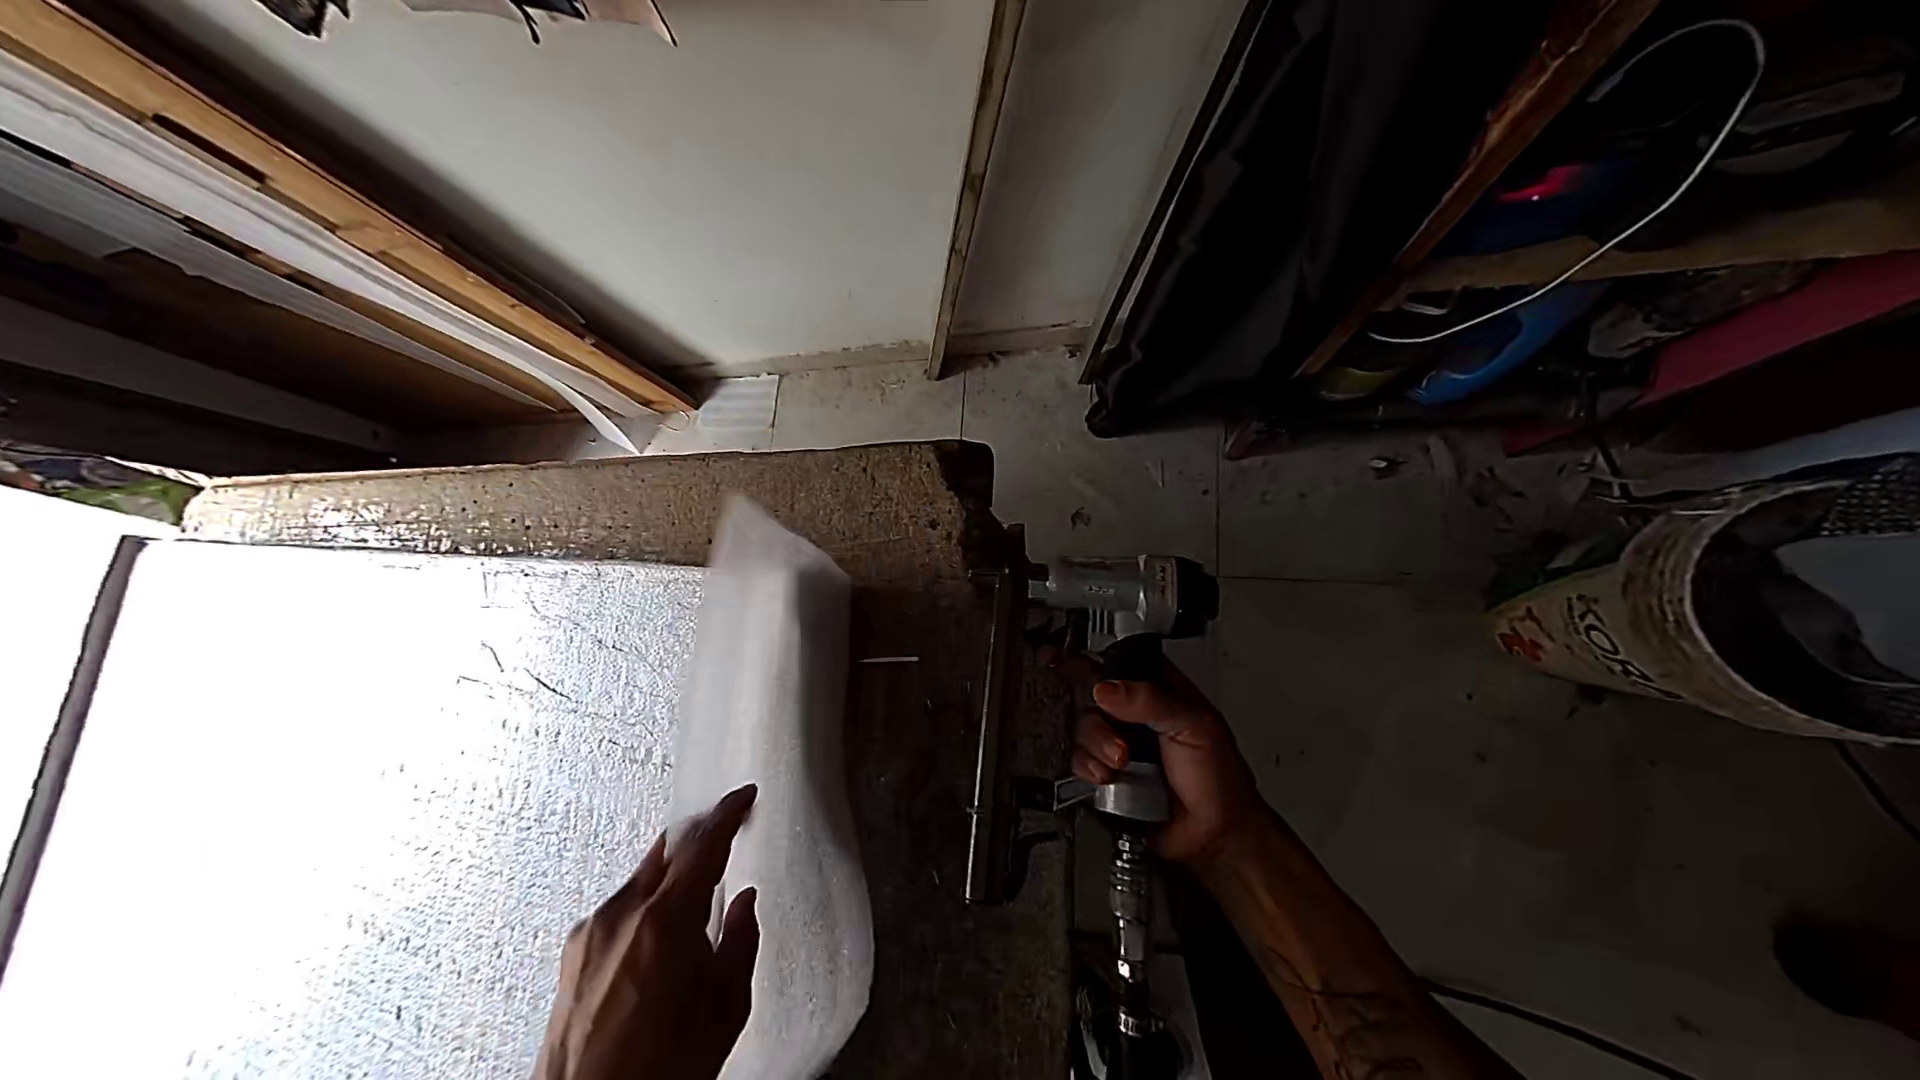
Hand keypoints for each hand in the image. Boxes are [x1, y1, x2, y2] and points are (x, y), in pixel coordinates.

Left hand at [535, 784, 760, 1079]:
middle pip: (668, 848)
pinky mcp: (573, 953)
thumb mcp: (725, 1008)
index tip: (743, 797)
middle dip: (700, 837)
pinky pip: (620, 904)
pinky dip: (646, 902)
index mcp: (664, 921)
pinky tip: (660, 932)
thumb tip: (744, 905)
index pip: (703, 841)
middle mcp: (621, 916)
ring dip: (672, 873)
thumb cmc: (655, 1073)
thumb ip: (741, 940)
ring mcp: (591, 933)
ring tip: (696, 898)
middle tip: (725, 835)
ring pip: (643, 875)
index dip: (729, 811)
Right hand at [1071, 671, 1265, 866]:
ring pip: (1081, 729)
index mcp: (1156, 689)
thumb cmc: (1220, 778)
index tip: (1057, 659)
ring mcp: (1115, 742)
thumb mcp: (1196, 726)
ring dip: (1096, 748)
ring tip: (1121, 765)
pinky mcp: (1104, 772)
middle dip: (1097, 722)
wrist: (1214, 836)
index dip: (1084, 658)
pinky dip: (1088, 768)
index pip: (1116, 661)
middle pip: (1088, 696)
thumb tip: (1107, 690)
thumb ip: (1153, 700)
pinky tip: (1109, 779)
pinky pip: (1078, 761)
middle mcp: (1132, 713)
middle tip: (1121, 745)